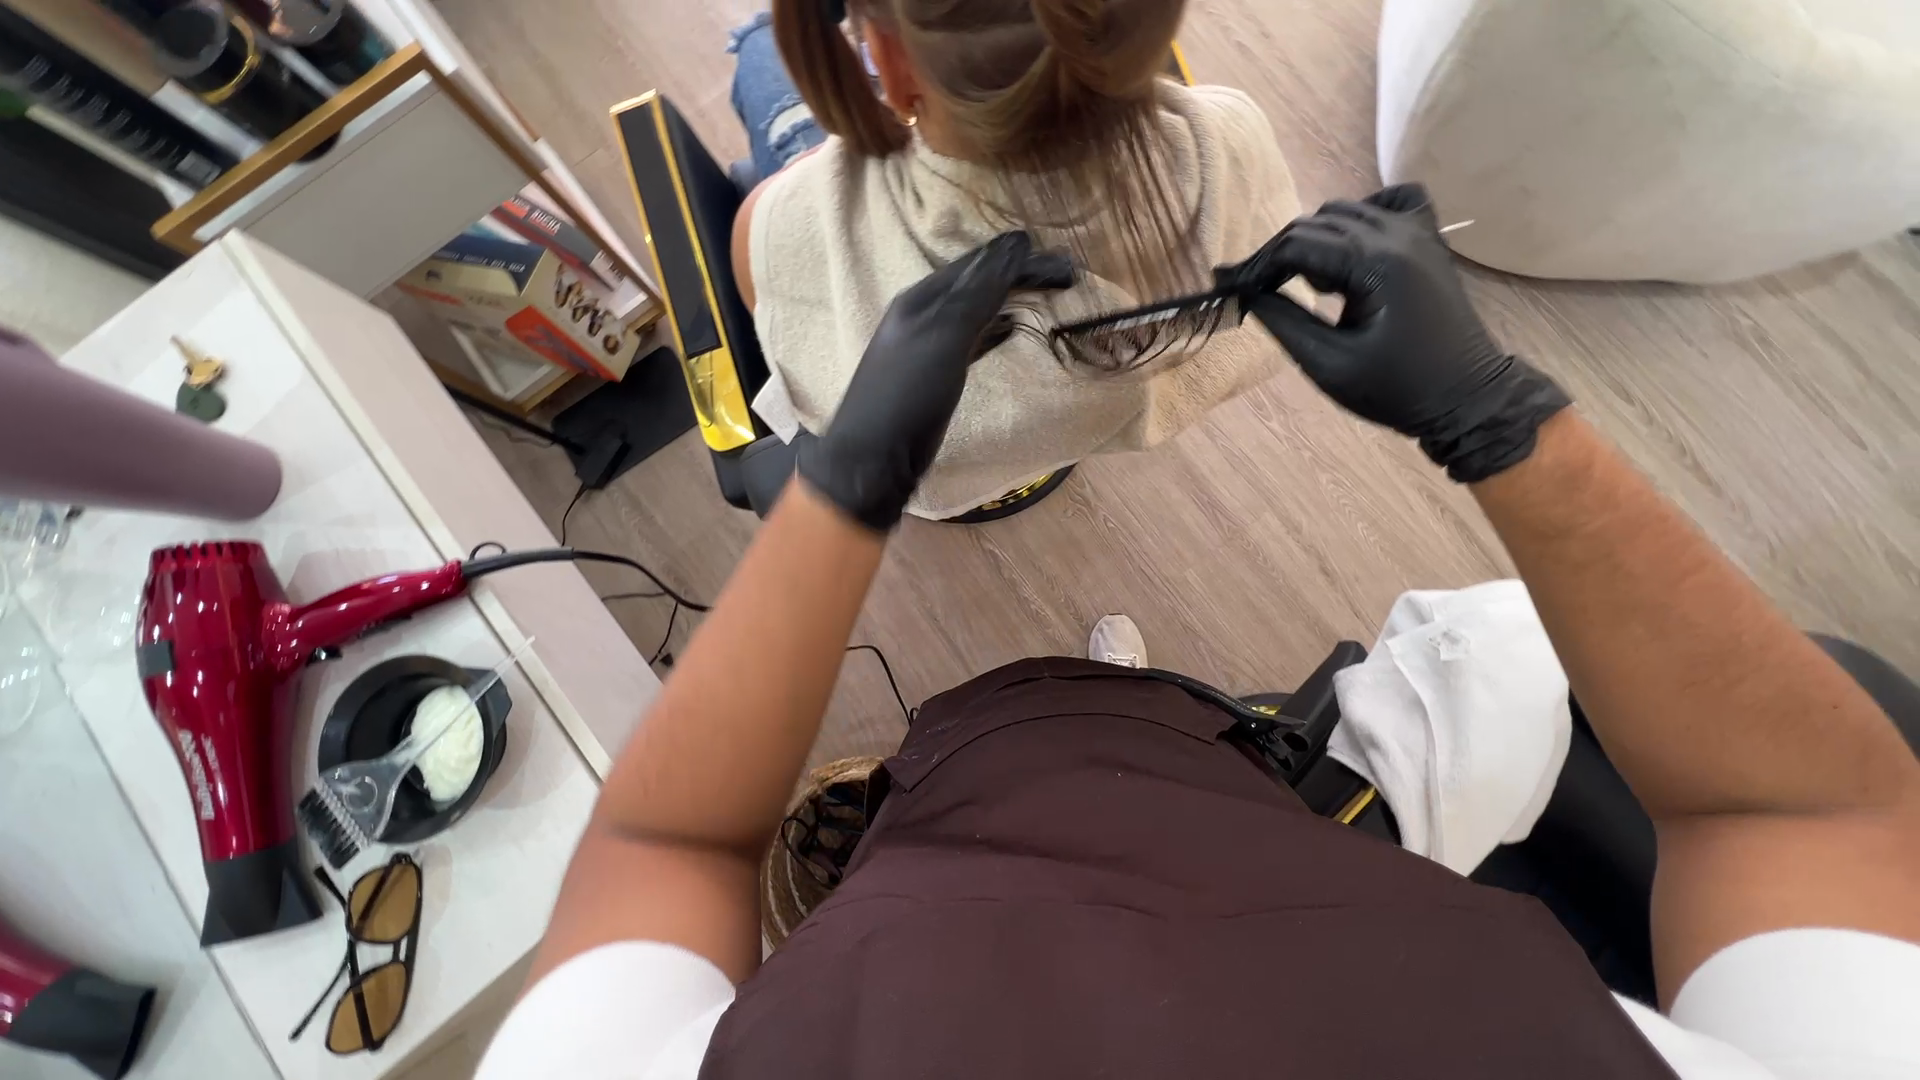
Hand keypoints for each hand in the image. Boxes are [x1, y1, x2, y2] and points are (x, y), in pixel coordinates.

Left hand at [798, 231, 1073, 529]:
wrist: (873, 460)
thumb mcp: (944, 337)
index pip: (980, 264)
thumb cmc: (907, 396)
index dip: (1022, 260)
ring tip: (1045, 293)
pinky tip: (1011, 329)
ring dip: (1010, 299)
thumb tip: (1016, 246)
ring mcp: (928, 345)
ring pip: (977, 310)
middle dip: (1020, 275)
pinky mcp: (935, 375)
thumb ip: (977, 294)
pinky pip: (972, 340)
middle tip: (1065, 276)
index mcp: (921, 298)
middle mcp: (923, 314)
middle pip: (979, 283)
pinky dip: (994, 331)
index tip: (1065, 265)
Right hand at [1235, 184, 1570, 482]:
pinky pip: (1393, 202)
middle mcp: (1398, 234)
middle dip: (1278, 255)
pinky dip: (1363, 215)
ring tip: (1304, 284)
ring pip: (1347, 211)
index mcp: (1376, 264)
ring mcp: (1419, 232)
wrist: (1465, 397)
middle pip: (1316, 224)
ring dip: (1314, 240)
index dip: (1257, 266)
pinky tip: (1350, 247)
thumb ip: (1284, 321)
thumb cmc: (1394, 389)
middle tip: (1255, 291)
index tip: (1230, 288)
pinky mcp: (1429, 240)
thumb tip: (1246, 293)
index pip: (1297, 245)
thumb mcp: (1327, 364)